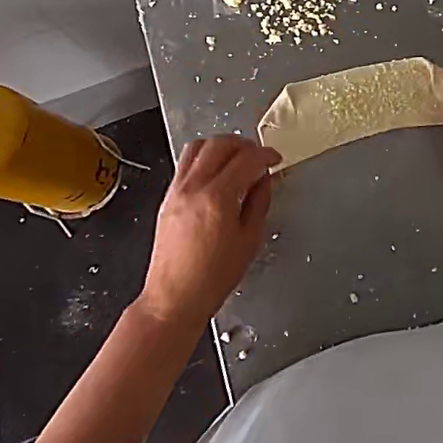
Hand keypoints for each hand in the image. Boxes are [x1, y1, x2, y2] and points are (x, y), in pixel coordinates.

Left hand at [137, 135, 278, 328]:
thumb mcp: (249, 241)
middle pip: (220, 144)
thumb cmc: (212, 279)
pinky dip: (203, 156)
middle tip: (258, 155)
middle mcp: (194, 187)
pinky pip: (185, 161)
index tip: (274, 158)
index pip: (246, 160)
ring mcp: (177, 189)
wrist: (174, 298)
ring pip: (199, 146)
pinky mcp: (168, 196)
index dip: (265, 154)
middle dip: (244, 144)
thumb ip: (259, 203)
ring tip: (236, 156)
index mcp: (218, 198)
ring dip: (221, 145)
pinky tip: (215, 169)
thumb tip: (263, 180)